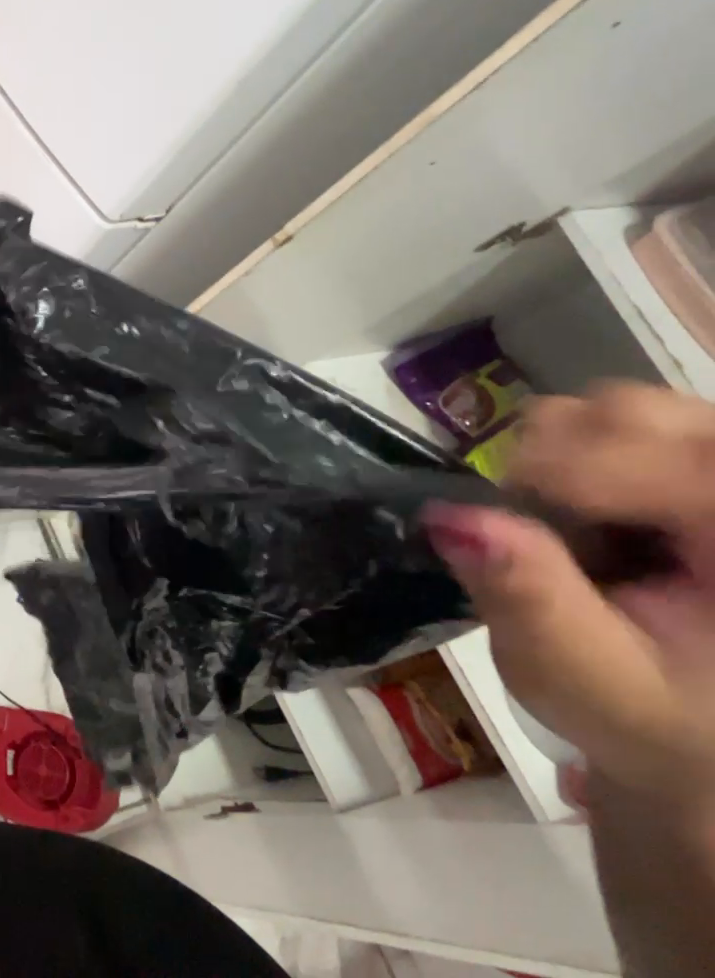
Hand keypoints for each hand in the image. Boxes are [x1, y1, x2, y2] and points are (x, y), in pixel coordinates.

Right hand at [423, 384, 714, 808]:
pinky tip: (594, 519)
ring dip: (566, 459)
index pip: (663, 457)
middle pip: (638, 413)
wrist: (705, 732)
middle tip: (547, 541)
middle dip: (560, 464)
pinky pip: (631, 421)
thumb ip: (528, 599)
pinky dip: (583, 457)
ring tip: (572, 533)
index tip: (512, 531)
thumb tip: (450, 517)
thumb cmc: (655, 718)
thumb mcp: (583, 678)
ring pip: (629, 406)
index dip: (564, 477)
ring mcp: (714, 470)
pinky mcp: (698, 467)